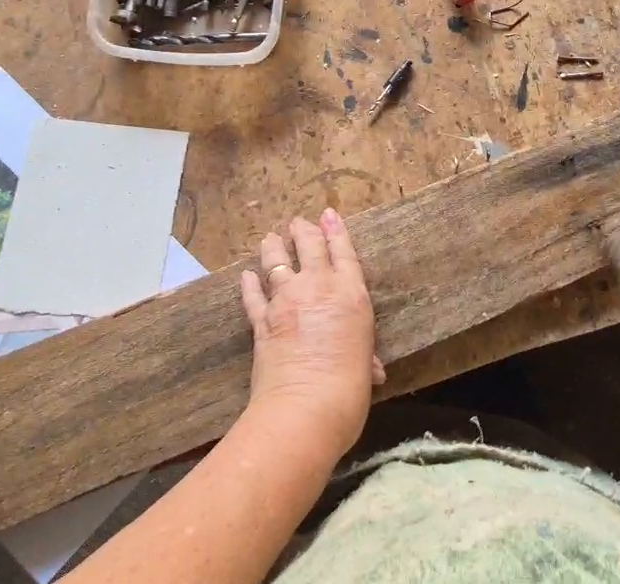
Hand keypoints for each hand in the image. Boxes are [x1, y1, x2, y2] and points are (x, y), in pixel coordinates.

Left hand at [239, 208, 384, 458]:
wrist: (307, 405)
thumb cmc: (350, 386)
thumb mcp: (365, 365)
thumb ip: (364, 356)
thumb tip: (372, 370)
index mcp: (351, 293)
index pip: (343, 252)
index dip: (336, 231)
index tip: (328, 214)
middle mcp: (318, 287)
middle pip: (309, 248)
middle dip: (304, 231)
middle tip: (297, 221)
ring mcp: (286, 301)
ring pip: (277, 263)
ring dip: (273, 248)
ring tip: (270, 238)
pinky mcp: (262, 320)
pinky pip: (254, 296)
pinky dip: (250, 285)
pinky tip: (247, 275)